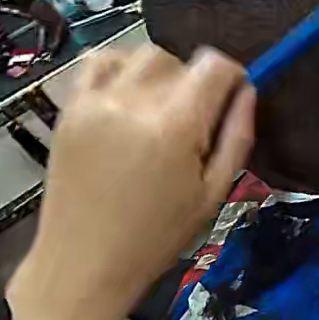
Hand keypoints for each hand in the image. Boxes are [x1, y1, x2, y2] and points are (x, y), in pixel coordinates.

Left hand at [7, 45, 255, 319]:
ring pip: (142, 54)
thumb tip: (248, 91)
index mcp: (175, 126)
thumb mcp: (215, 193)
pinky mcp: (70, 110)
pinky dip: (121, 68)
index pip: (214, 66)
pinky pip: (98, 63)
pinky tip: (128, 98)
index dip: (234, 75)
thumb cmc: (157, 236)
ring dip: (163, 72)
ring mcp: (95, 102)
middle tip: (197, 119)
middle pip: (180, 59)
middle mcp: (133, 103)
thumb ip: (237, 135)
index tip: (234, 97)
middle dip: (198, 80)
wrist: (83, 265)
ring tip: (162, 108)